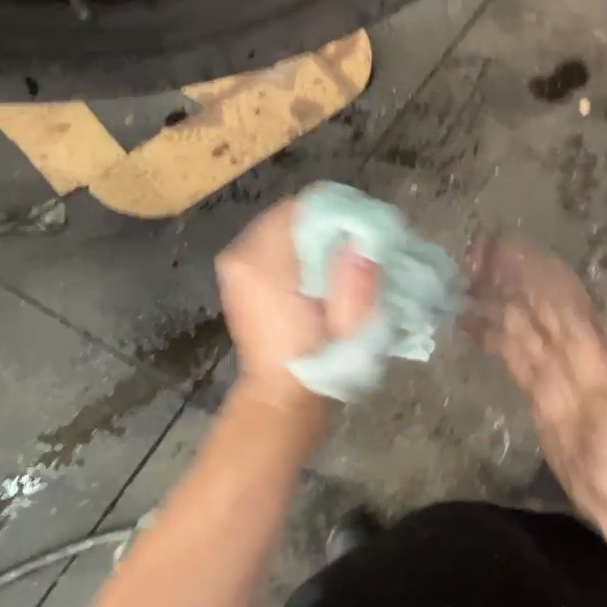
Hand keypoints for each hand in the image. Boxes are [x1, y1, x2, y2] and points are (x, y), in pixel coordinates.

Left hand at [216, 199, 378, 407]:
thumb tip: (366, 238)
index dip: (342, 215)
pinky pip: (277, 245)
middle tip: (362, 248)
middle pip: (294, 214)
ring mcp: (237, 265)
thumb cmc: (321, 364)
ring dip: (317, 238)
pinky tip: (323, 275)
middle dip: (331, 226)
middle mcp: (242, 255)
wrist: (282, 398)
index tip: (368, 233)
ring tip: (344, 262)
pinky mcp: (241, 276)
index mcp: (265, 263)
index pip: (306, 208)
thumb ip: (356, 278)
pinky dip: (303, 251)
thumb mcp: (350, 323)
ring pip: (286, 228)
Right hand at [471, 240, 606, 524]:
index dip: (536, 274)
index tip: (505, 250)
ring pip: (522, 325)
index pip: (561, 301)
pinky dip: (493, 335)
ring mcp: (554, 372)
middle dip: (510, 278)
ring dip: (496, 302)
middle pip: (537, 305)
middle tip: (472, 256)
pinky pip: (514, 354)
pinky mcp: (539, 393)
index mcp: (594, 353)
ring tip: (461, 284)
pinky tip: (470, 324)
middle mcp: (573, 353)